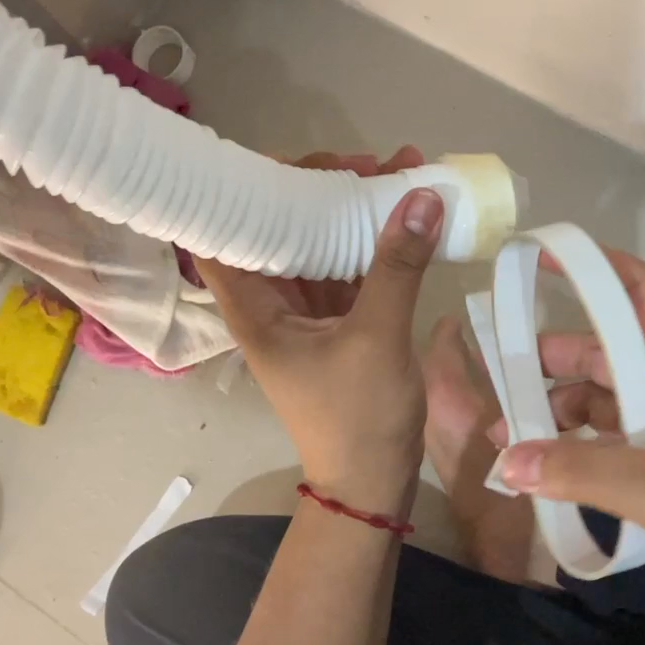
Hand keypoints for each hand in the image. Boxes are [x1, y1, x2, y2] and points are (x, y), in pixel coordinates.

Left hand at [197, 148, 442, 514]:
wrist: (372, 485)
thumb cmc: (358, 420)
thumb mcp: (377, 339)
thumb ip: (397, 267)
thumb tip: (423, 195)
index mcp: (256, 310)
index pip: (221, 231)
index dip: (244, 188)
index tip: (293, 159)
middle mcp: (273, 306)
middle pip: (277, 229)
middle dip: (318, 189)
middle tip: (365, 163)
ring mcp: (308, 317)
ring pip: (319, 247)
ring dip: (352, 213)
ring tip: (396, 175)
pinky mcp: (340, 327)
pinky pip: (349, 272)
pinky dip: (373, 246)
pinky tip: (405, 218)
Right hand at [493, 248, 644, 628]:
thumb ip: (581, 472)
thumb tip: (506, 461)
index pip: (639, 295)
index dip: (591, 270)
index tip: (533, 263)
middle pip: (608, 355)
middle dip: (553, 362)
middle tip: (498, 384)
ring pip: (606, 406)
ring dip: (559, 418)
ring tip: (509, 443)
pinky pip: (613, 450)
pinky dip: (578, 456)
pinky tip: (543, 475)